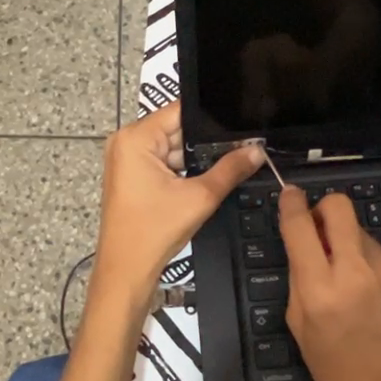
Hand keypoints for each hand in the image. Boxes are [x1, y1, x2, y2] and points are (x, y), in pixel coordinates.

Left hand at [92, 102, 265, 294]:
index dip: (212, 117)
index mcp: (135, 138)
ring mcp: (126, 159)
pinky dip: (182, 171)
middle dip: (205, 143)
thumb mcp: (199, 197)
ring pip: (173, 147)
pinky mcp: (131, 175)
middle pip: (178, 129)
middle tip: (236, 152)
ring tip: (217, 172)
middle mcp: (126, 143)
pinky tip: (199, 184)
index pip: (181, 111)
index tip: (238, 126)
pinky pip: (163, 162)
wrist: (127, 270)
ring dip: (194, 160)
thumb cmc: (151, 233)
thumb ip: (231, 169)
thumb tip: (255, 151)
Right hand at [277, 187, 380, 380]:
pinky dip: (360, 256)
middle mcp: (355, 271)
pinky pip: (373, 249)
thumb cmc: (336, 370)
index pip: (300, 226)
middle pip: (338, 206)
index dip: (290, 203)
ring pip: (357, 227)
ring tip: (338, 270)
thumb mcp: (299, 326)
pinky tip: (359, 286)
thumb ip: (298, 280)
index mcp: (320, 289)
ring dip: (342, 236)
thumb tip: (300, 245)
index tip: (288, 194)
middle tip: (313, 229)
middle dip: (321, 207)